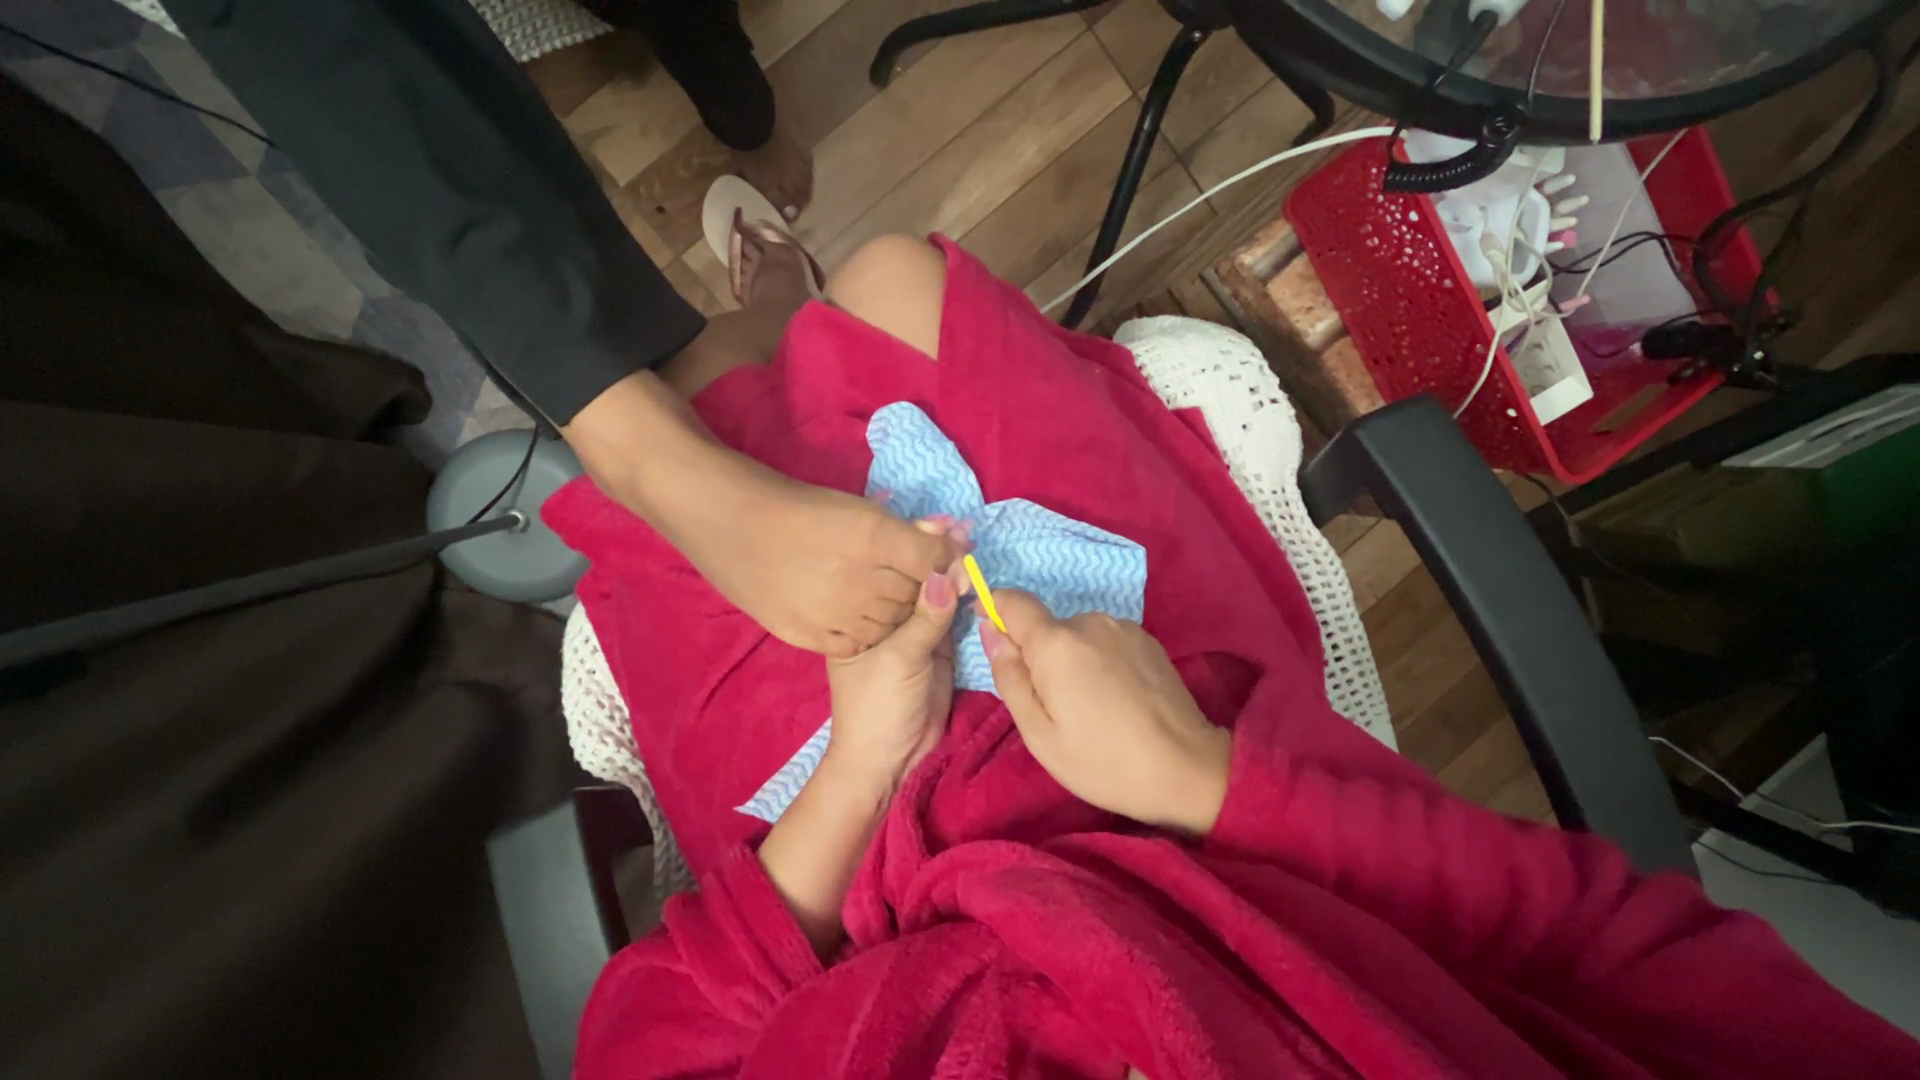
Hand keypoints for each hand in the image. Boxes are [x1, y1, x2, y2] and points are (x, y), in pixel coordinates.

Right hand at [649, 453, 963, 658]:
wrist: (728, 523)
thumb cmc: (797, 507)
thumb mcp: (859, 510)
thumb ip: (908, 527)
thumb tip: (955, 533)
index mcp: (873, 537)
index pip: (935, 561)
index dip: (949, 562)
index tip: (951, 559)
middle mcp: (858, 578)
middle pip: (917, 595)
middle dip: (920, 585)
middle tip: (905, 574)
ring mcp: (834, 612)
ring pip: (891, 624)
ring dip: (896, 612)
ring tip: (876, 593)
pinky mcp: (810, 636)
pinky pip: (858, 642)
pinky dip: (865, 632)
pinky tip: (854, 613)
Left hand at [825, 543, 965, 784]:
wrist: (891, 758)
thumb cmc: (877, 707)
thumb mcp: (899, 659)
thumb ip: (925, 619)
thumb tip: (946, 573)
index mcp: (862, 614)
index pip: (889, 571)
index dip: (913, 547)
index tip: (940, 524)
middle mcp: (886, 616)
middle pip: (915, 576)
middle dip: (937, 552)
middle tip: (963, 526)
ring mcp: (914, 630)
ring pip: (937, 592)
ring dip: (955, 569)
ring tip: (972, 538)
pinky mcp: (939, 646)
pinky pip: (953, 615)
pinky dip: (966, 596)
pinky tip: (977, 573)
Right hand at [982, 590, 1230, 834]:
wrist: (1186, 769)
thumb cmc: (1102, 760)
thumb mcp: (1038, 733)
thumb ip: (1009, 676)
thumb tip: (992, 631)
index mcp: (1056, 643)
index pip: (1012, 600)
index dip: (995, 611)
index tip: (995, 640)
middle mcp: (1089, 621)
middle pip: (1047, 626)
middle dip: (1040, 655)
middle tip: (1055, 706)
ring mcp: (1123, 627)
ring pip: (1077, 635)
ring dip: (1072, 660)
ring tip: (1091, 706)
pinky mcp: (1147, 639)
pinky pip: (1105, 641)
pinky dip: (1100, 661)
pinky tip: (1117, 698)